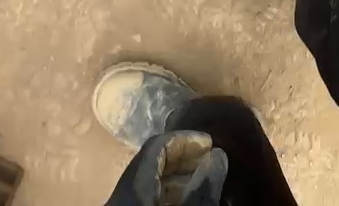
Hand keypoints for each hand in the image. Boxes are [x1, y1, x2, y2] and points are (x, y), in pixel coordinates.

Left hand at [104, 132, 228, 205]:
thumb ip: (203, 185)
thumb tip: (218, 155)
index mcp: (132, 184)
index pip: (156, 145)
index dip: (185, 139)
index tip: (209, 142)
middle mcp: (120, 192)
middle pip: (150, 162)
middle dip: (183, 157)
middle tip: (208, 158)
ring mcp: (121, 205)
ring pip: (148, 183)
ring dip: (176, 178)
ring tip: (202, 179)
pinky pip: (145, 197)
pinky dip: (166, 193)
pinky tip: (186, 199)